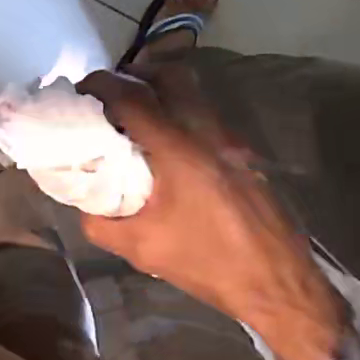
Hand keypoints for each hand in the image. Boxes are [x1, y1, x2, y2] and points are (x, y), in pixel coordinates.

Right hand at [76, 68, 345, 359]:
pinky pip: (207, 115)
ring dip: (160, 92)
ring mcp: (233, 141)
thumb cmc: (208, 264)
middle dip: (135, 75)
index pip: (134, 97)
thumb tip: (83, 203)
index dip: (102, 85)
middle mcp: (209, 134)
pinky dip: (181, 114)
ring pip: (194, 93)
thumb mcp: (141, 248)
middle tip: (111, 94)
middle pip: (171, 76)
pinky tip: (168, 147)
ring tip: (136, 117)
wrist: (278, 284)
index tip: (81, 89)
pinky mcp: (246, 154)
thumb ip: (101, 221)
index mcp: (179, 152)